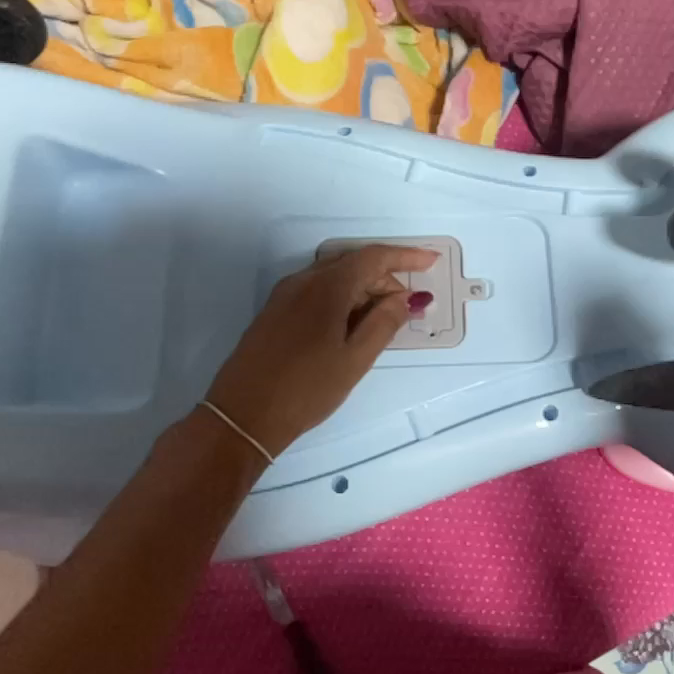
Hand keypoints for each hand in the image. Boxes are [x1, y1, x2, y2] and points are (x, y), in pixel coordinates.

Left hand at [204, 245, 437, 456]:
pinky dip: (342, 298)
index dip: (405, 256)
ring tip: (384, 319)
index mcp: (326, 287)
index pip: (373, 257)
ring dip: (363, 289)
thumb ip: (384, 323)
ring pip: (333, 277)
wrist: (242, 416)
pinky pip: (317, 290)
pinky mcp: (275, 312)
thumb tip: (404, 298)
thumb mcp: (355, 359)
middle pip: (352, 264)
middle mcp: (303, 281)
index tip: (431, 261)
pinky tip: (352, 325)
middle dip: (385, 278)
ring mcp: (285, 295)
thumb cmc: (306, 389)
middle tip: (408, 308)